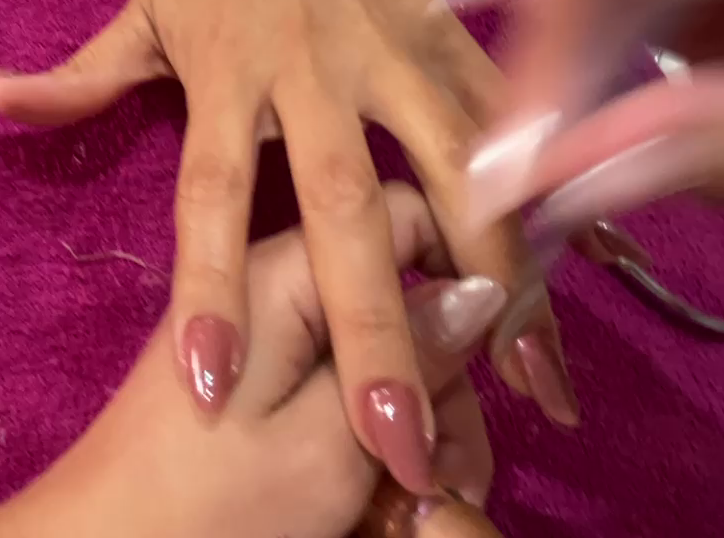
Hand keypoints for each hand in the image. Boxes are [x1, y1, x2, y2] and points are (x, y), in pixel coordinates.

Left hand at [0, 0, 575, 495]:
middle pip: (342, 203)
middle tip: (395, 443)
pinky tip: (578, 280)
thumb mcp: (137, 15)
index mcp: (227, 72)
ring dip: (492, 279)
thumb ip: (75, 76)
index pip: (210, 192)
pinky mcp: (452, 38)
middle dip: (372, 324)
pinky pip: (506, 124)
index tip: (213, 386)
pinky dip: (548, 197)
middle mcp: (314, 69)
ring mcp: (393, 52)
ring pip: (454, 169)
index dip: (211, 286)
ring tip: (522, 393)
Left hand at [6, 184, 502, 537]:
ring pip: (384, 343)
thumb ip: (410, 358)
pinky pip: (347, 371)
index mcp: (290, 268)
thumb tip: (485, 285)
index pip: (408, 216)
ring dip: (422, 419)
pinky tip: (387, 494)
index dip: (473, 274)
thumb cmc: (209, 506)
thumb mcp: (328, 448)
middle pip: (405, 292)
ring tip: (418, 503)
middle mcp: (280, 274)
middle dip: (448, 383)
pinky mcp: (266, 361)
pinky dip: (379, 425)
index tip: (514, 370)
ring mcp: (271, 319)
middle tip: (452, 480)